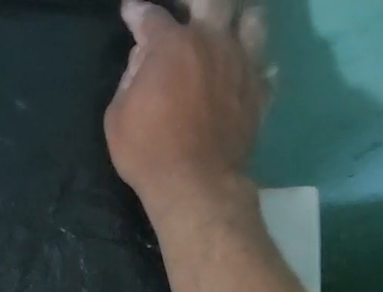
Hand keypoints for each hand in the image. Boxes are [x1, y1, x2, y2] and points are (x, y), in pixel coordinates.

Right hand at [104, 0, 269, 216]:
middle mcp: (212, 40)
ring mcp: (242, 62)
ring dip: (237, 18)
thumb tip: (142, 58)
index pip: (150, 16)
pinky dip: (255, 63)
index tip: (130, 9)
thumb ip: (129, 78)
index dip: (137, 11)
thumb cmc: (146, 150)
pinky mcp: (260, 88)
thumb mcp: (117, 116)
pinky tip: (245, 69)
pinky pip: (265, 64)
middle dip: (192, 0)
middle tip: (183, 6)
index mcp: (171, 45)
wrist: (195, 182)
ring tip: (226, 27)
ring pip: (251, 18)